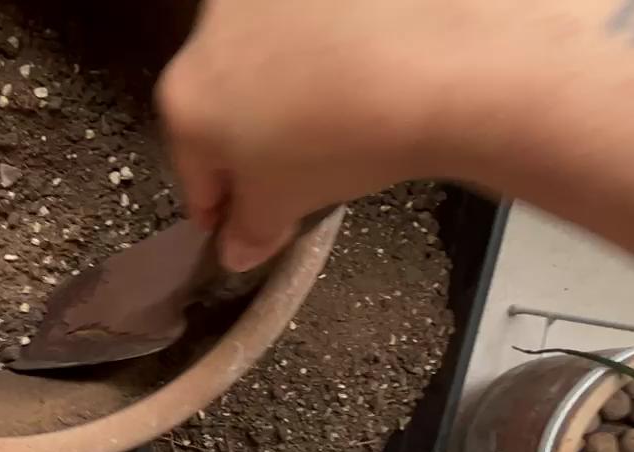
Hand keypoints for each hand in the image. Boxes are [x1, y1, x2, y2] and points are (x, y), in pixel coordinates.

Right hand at [156, 0, 474, 270]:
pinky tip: (365, 62)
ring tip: (338, 107)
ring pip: (267, 53)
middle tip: (294, 164)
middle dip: (250, 135)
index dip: (217, 203)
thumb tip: (237, 247)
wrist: (449, 58)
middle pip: (223, 102)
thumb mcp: (284, 208)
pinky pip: (316, 16)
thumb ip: (248, 231)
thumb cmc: (342, 141)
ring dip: (286, 83)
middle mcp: (209, 29)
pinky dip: (332, 38)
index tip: (237, 218)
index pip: (192, 172)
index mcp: (184, 100)